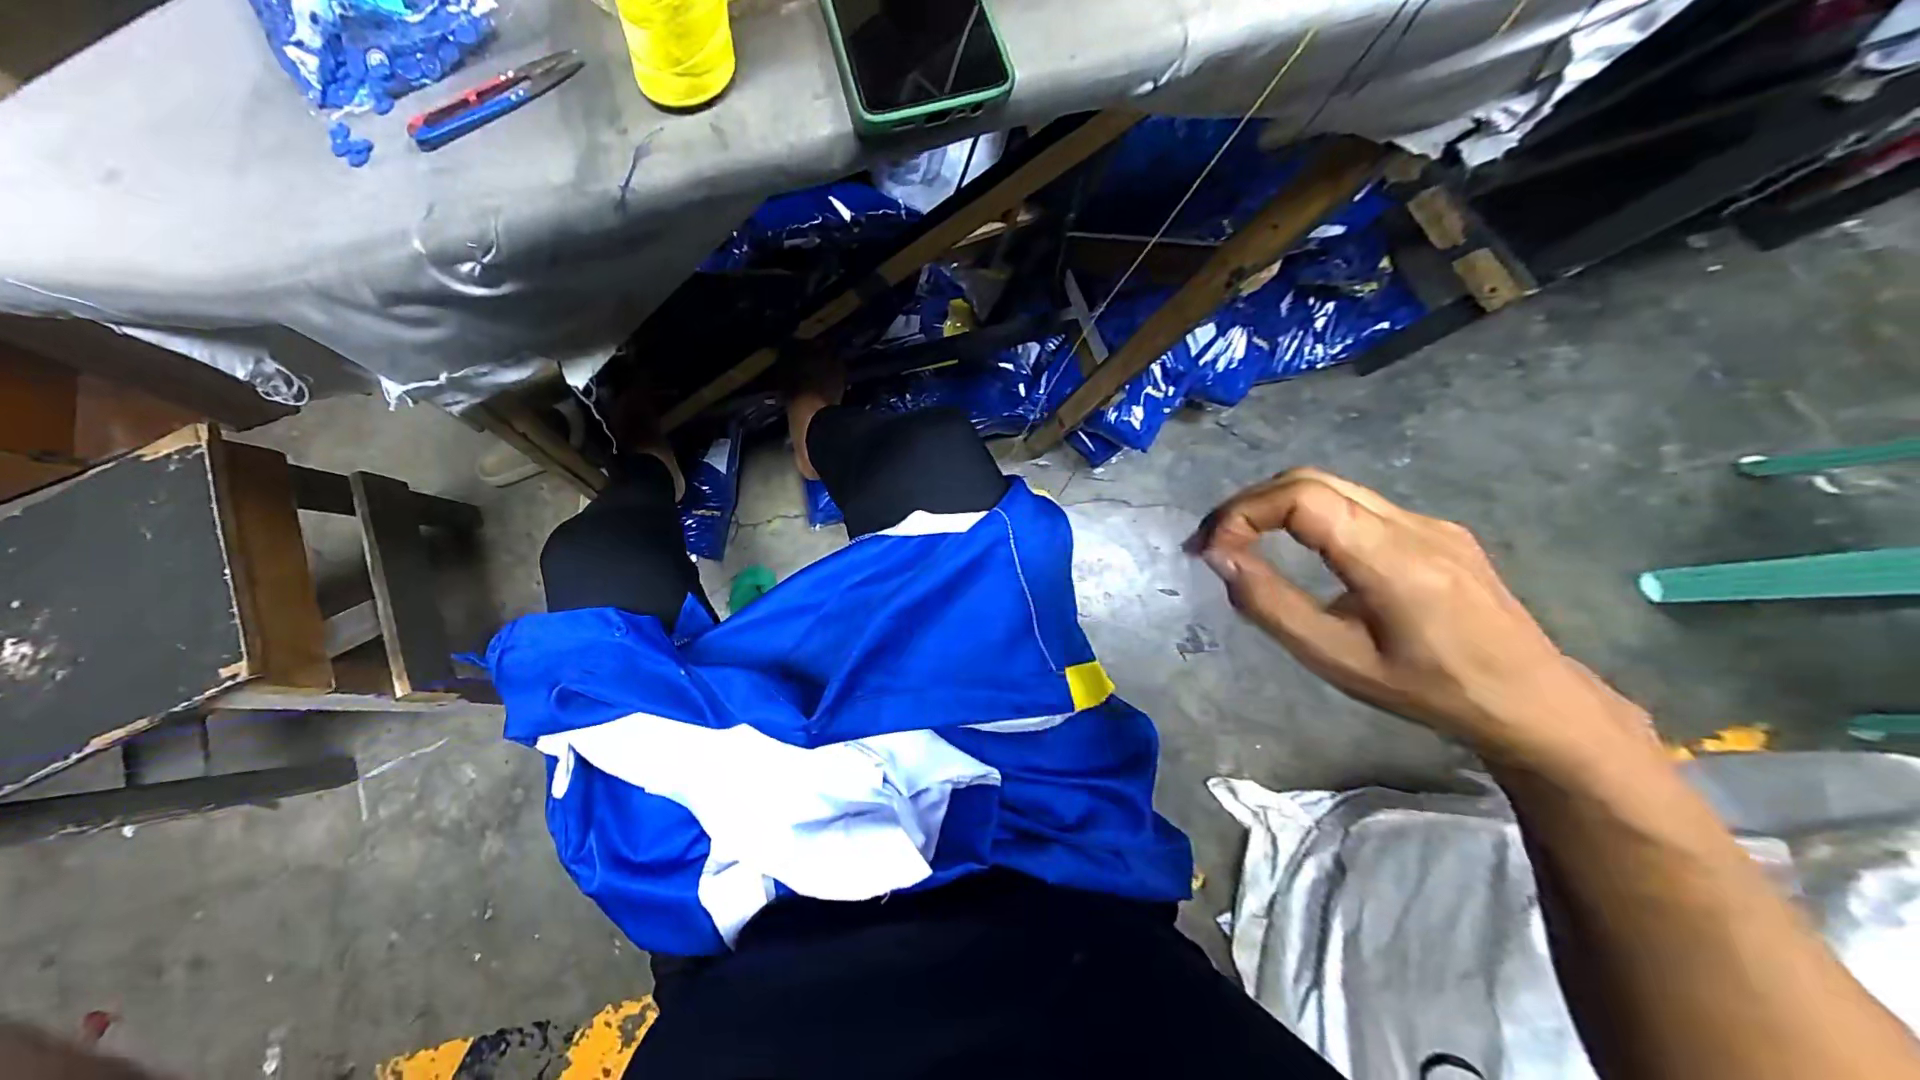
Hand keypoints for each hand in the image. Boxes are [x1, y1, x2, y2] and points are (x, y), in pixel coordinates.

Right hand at [1189, 468, 1646, 767]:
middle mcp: (1413, 523)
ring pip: (1334, 487)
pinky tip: (1299, 551)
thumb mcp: (1338, 661)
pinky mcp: (1437, 530)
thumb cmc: (1429, 691)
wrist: (1533, 700)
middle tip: (1214, 543)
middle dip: (1250, 503)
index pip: (1301, 497)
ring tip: (1243, 543)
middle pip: (1312, 480)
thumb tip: (1220, 558)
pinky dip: (1309, 515)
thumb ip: (1272, 606)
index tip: (1210, 549)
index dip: (1243, 512)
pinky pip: (1358, 506)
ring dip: (1277, 506)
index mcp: (1392, 558)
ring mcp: (1429, 522)